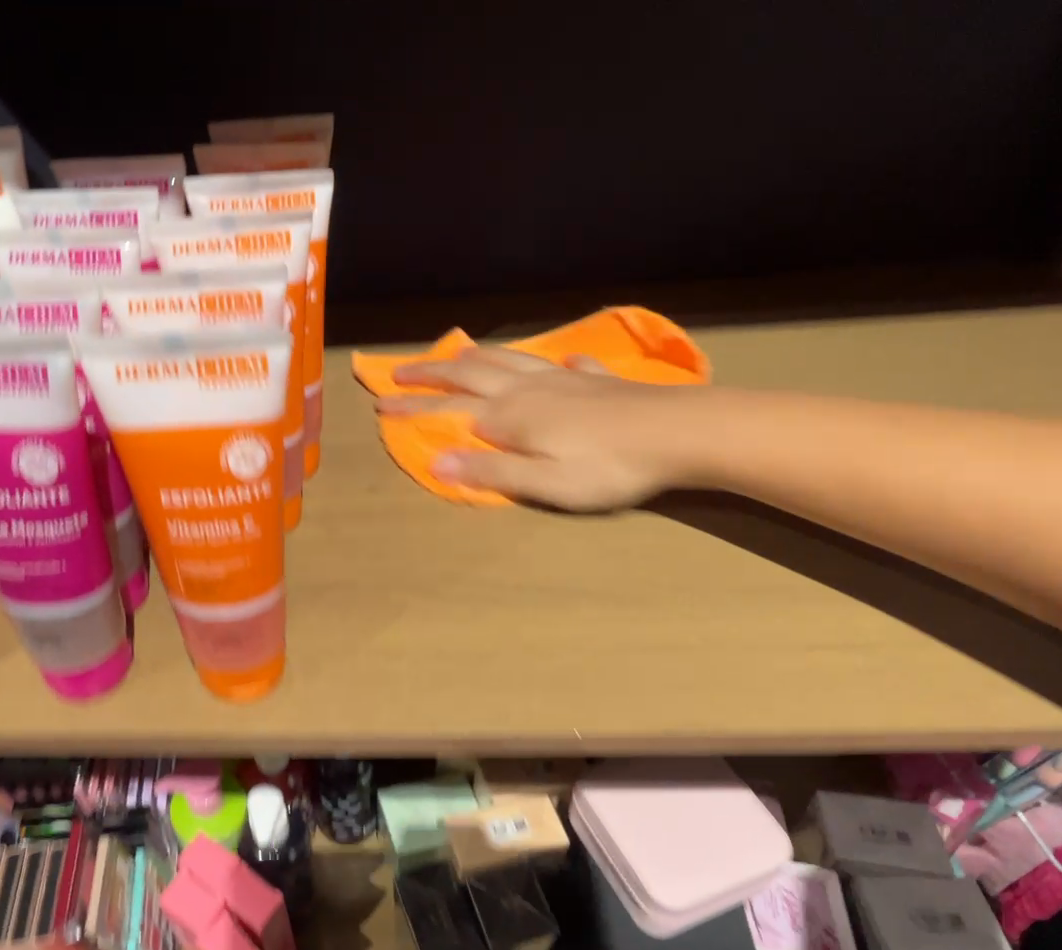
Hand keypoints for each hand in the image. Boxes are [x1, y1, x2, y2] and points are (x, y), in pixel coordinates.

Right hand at [381, 346, 714, 510]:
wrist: (681, 432)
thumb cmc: (610, 467)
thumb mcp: (546, 483)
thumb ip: (491, 473)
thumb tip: (435, 462)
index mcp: (511, 416)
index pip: (449, 409)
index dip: (413, 407)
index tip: (380, 404)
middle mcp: (530, 389)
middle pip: (471, 374)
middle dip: (432, 372)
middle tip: (400, 371)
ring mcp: (565, 381)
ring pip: (509, 361)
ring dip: (477, 357)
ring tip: (458, 354)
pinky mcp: (598, 381)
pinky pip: (566, 367)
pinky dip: (552, 364)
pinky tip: (560, 365)